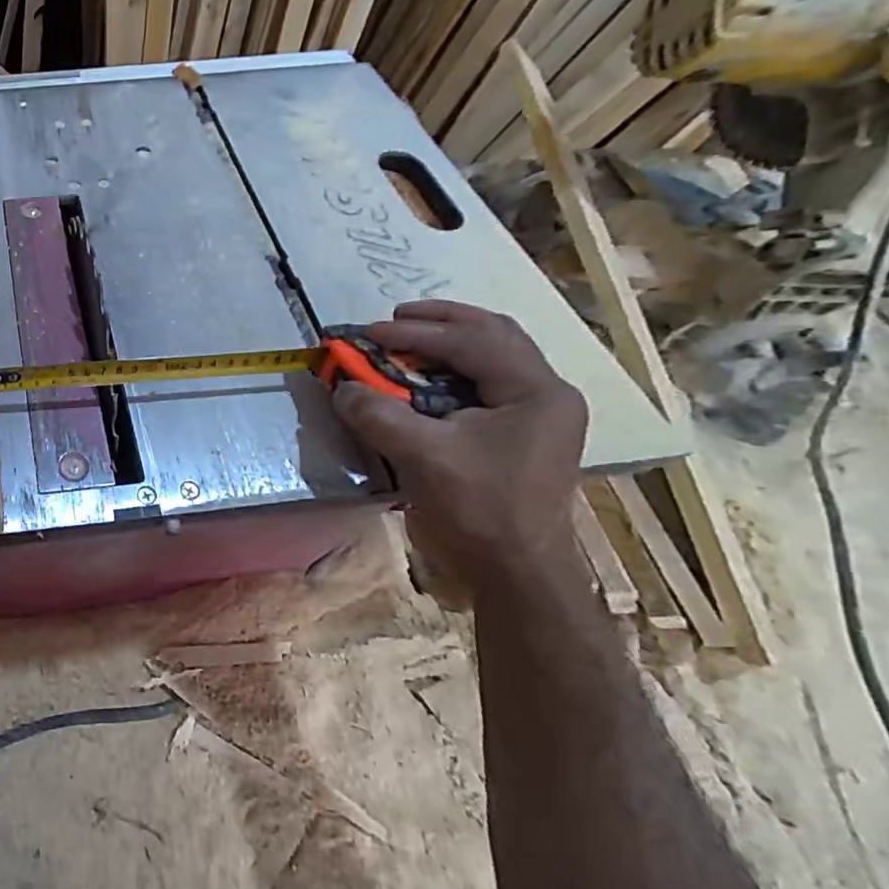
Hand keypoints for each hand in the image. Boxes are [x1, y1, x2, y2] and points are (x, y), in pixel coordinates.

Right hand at [334, 301, 589, 600]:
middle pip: (494, 334)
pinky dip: (455, 368)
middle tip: (396, 317)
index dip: (416, 332)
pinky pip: (489, 381)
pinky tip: (428, 375)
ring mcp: (540, 413)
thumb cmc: (477, 509)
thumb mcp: (420, 456)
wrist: (516, 570)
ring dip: (450, 340)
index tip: (369, 332)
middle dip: (441, 321)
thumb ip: (377, 413)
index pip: (472, 341)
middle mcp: (546, 393)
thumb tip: (342, 386)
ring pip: (496, 354)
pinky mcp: (525, 432)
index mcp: (535, 391)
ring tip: (409, 338)